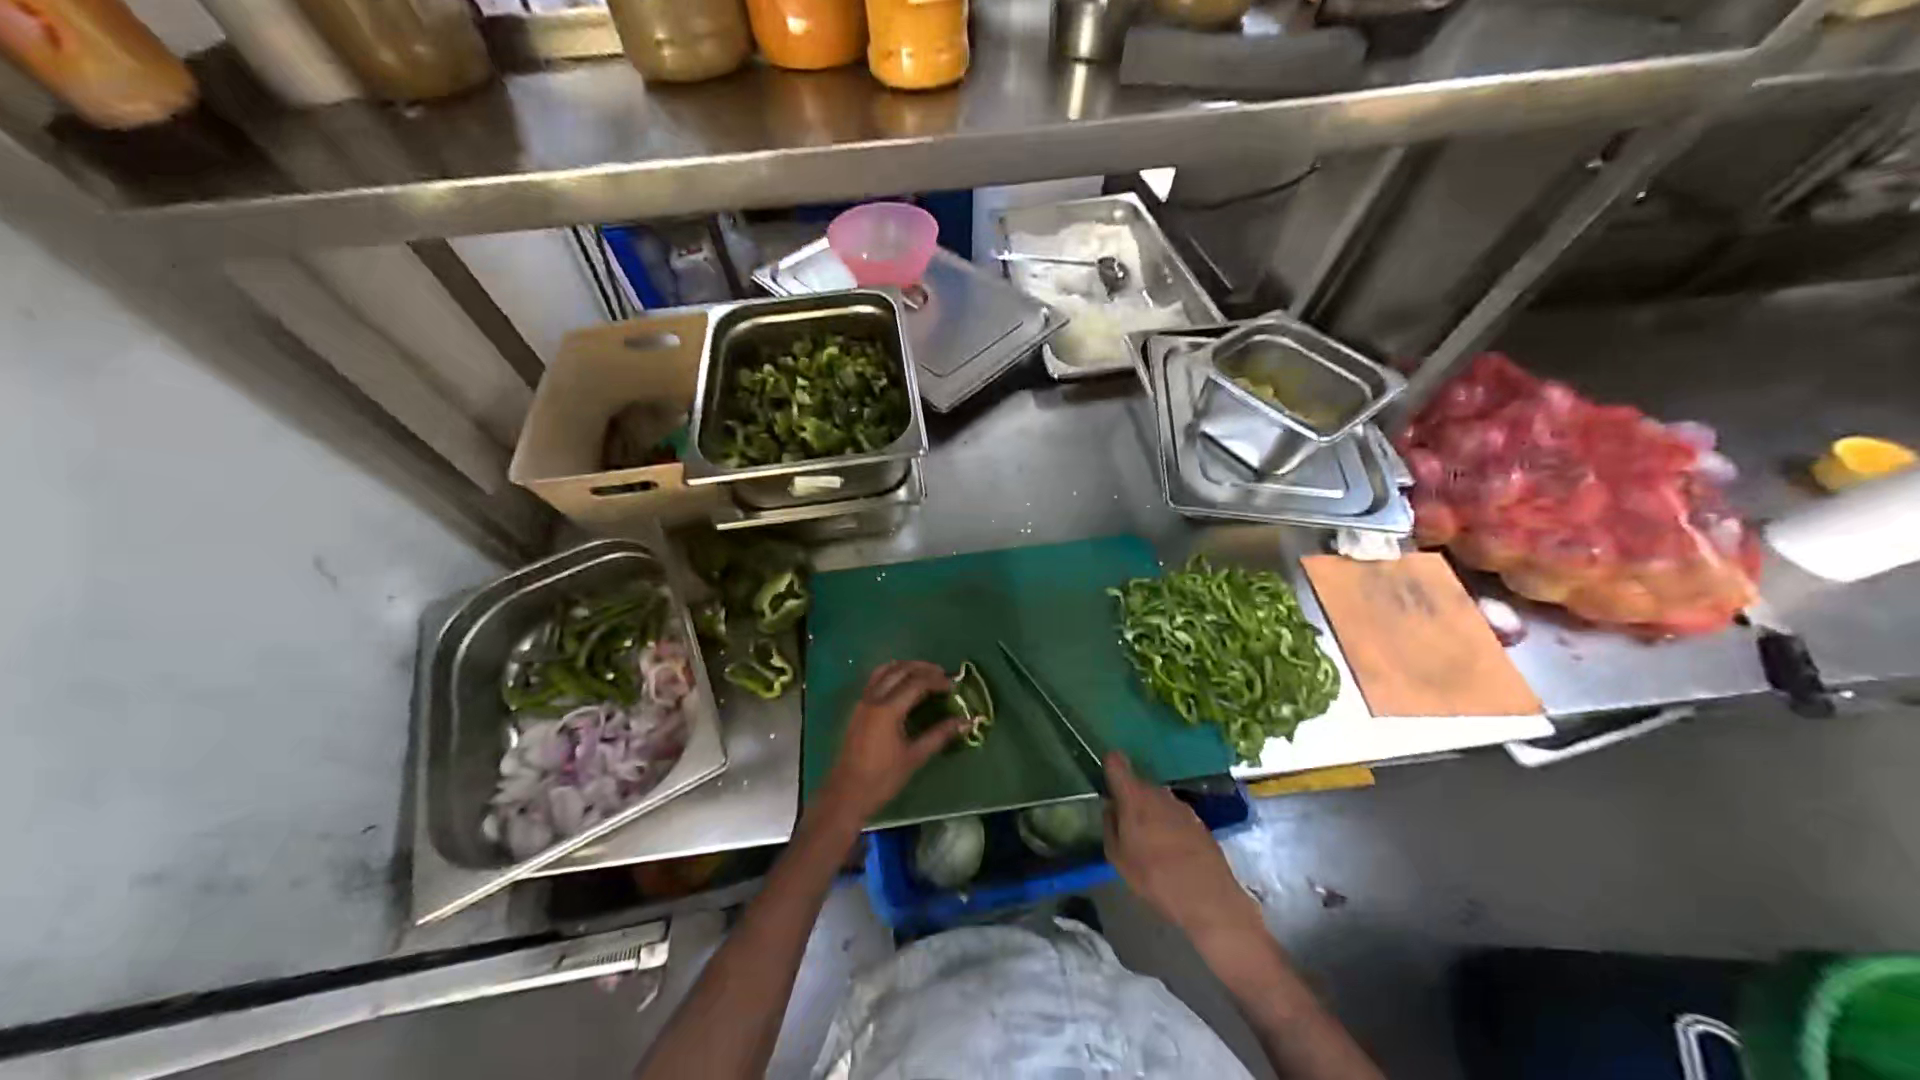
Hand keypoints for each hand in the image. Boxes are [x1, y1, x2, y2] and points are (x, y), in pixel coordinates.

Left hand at [818, 661, 960, 826]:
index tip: (953, 685)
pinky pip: (875, 680)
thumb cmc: (882, 779)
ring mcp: (863, 702)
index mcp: (888, 709)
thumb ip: (939, 735)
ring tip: (924, 673)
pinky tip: (902, 683)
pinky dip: (891, 674)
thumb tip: (965, 721)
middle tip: (942, 674)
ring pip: (885, 671)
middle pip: (900, 670)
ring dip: (906, 667)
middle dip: (923, 668)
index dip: (937, 681)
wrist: (846, 794)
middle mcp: (873, 699)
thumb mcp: (915, 757)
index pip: (916, 683)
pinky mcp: (858, 708)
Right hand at [1103, 752, 1260, 940]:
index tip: (1105, 779)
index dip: (1109, 765)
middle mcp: (1158, 792)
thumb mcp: (1118, 858)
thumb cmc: (1154, 877)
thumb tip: (1111, 808)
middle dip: (1129, 797)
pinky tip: (1169, 849)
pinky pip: (1173, 813)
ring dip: (1150, 811)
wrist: (1208, 897)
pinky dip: (1168, 823)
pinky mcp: (1198, 820)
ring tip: (1148, 841)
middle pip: (1137, 783)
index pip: (1116, 762)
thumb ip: (1110, 826)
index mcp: (1134, 797)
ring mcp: (1181, 805)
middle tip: (1124, 824)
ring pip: (1157, 799)